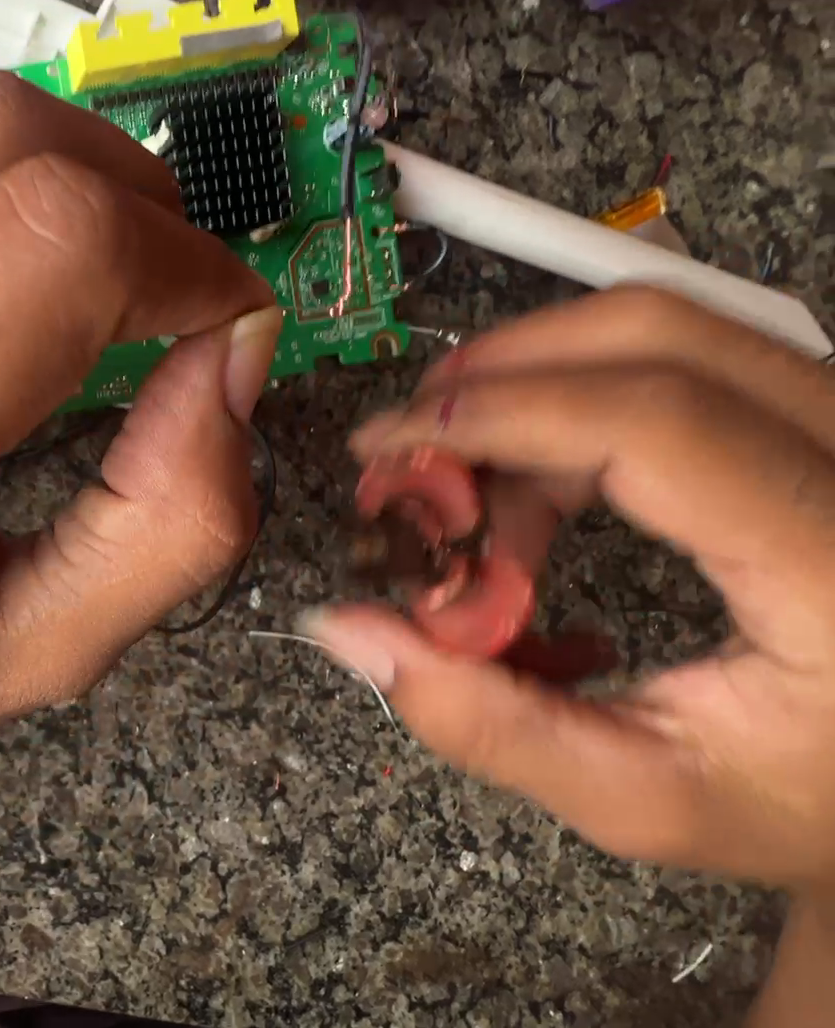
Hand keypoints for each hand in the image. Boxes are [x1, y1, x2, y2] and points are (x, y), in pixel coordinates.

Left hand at [0, 66, 279, 876]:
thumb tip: (233, 356)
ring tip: (94, 270)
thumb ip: (164, 528)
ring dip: (54, 168)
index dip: (171, 257)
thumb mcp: (32, 662)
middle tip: (161, 284)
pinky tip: (2, 269)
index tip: (217, 320)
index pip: (35, 257)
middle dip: (121, 187)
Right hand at [300, 288, 834, 889]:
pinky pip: (675, 361)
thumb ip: (484, 722)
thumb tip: (342, 628)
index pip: (651, 423)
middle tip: (409, 458)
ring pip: (661, 331)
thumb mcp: (640, 797)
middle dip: (493, 379)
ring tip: (468, 493)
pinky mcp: (820, 422)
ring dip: (522, 390)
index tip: (383, 449)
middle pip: (655, 335)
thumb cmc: (802, 796)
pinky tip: (530, 490)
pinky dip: (563, 405)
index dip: (494, 416)